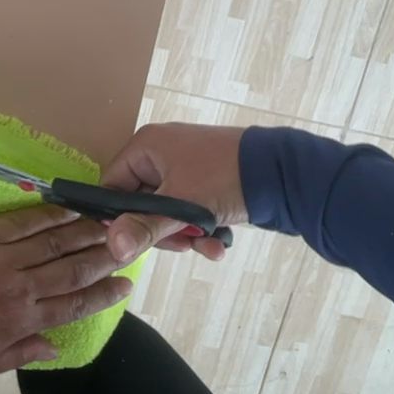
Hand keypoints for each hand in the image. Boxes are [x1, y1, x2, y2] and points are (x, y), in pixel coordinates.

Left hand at [0, 204, 133, 380]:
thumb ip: (21, 353)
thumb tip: (55, 347)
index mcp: (22, 321)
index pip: (73, 305)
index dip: (102, 295)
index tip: (125, 285)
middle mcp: (22, 287)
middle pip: (72, 269)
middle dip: (103, 258)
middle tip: (127, 246)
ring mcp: (3, 258)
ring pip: (54, 242)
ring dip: (84, 232)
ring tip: (106, 223)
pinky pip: (24, 222)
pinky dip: (50, 214)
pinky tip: (68, 207)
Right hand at [98, 123, 247, 263]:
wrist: (281, 171)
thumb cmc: (222, 178)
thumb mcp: (180, 206)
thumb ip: (143, 228)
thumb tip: (112, 247)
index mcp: (146, 146)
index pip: (112, 186)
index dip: (119, 218)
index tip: (135, 242)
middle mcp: (161, 151)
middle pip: (141, 202)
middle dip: (161, 230)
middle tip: (180, 245)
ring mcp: (186, 164)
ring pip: (168, 209)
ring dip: (185, 233)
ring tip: (206, 246)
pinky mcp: (206, 179)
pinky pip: (189, 207)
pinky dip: (200, 226)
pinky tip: (218, 243)